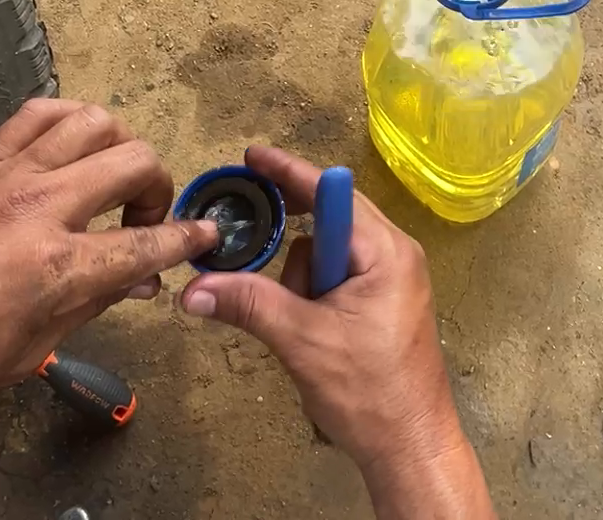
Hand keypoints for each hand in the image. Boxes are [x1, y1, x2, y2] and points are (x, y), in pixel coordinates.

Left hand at [0, 100, 217, 418]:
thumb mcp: (25, 352)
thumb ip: (94, 302)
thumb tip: (143, 278)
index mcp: (56, 268)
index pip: (148, 242)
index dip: (188, 237)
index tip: (207, 233)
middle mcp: (43, 209)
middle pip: (136, 161)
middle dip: (159, 185)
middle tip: (143, 213)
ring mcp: (12, 174)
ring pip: (96, 122)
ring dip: (120, 144)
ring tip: (110, 173)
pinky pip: (42, 111)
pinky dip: (70, 117)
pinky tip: (72, 141)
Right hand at [178, 147, 467, 478]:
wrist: (412, 447)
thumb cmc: (369, 391)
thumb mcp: (302, 341)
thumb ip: (248, 304)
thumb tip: (190, 289)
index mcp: (385, 250)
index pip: (330, 193)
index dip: (289, 172)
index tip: (253, 156)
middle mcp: (394, 251)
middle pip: (331, 213)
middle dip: (291, 222)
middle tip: (251, 219)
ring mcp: (393, 274)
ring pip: (331, 247)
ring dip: (303, 272)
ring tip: (301, 318)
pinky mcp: (386, 297)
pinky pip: (341, 268)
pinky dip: (315, 284)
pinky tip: (309, 321)